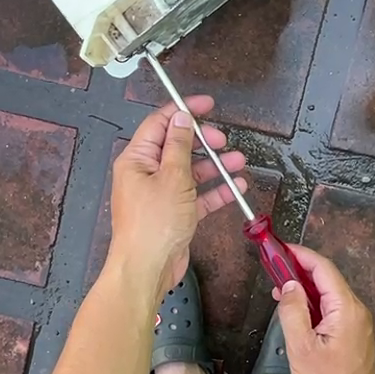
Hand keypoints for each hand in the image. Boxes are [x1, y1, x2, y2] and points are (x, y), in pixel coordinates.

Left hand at [108, 95, 247, 294]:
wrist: (147, 268)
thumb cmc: (152, 226)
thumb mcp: (172, 177)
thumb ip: (179, 146)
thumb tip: (181, 119)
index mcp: (137, 160)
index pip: (160, 124)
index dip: (183, 111)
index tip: (206, 105)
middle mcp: (146, 175)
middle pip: (177, 147)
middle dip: (203, 142)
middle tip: (222, 140)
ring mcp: (160, 195)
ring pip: (190, 172)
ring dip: (215, 166)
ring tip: (238, 161)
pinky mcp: (173, 214)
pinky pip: (197, 196)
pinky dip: (215, 190)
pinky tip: (235, 186)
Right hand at [271, 246, 374, 373]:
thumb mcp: (301, 348)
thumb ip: (293, 312)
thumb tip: (289, 285)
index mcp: (347, 309)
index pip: (323, 269)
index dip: (300, 255)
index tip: (278, 249)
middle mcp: (357, 311)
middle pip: (327, 279)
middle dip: (299, 271)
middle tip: (272, 270)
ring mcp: (358, 324)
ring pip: (329, 296)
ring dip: (305, 290)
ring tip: (279, 292)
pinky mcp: (355, 337)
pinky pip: (332, 310)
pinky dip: (313, 306)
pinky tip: (296, 314)